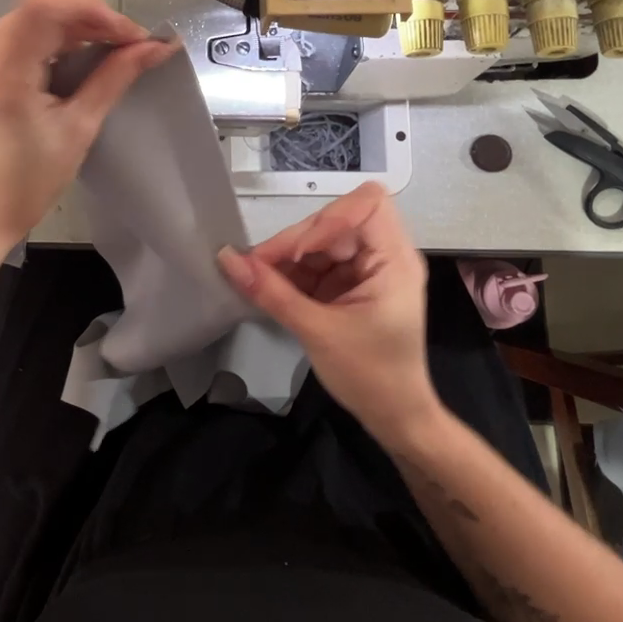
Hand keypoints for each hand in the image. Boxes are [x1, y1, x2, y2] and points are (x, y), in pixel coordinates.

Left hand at [0, 0, 177, 245]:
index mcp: (2, 69)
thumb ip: (114, 78)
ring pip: (34, 16)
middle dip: (92, 18)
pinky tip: (83, 56)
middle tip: (131, 44)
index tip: (129, 35)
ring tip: (114, 49)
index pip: (44, 5)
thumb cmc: (30, 180)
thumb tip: (155, 47)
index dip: (93, 9)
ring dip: (77, 26)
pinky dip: (57, 38)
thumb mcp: (79, 127)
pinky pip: (24, 33)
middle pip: (42, 6)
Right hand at [216, 183, 442, 443]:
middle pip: (335, 222)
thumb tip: (227, 259)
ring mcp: (367, 270)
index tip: (299, 251)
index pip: (367, 204)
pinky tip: (270, 289)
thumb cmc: (371, 375)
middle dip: (296, 243)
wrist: (395, 418)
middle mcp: (384, 256)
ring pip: (320, 242)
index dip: (329, 218)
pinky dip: (292, 274)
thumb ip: (271, 292)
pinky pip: (317, 263)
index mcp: (394, 260)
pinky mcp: (351, 285)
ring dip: (288, 260)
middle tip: (257, 269)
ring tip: (258, 282)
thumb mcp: (317, 331)